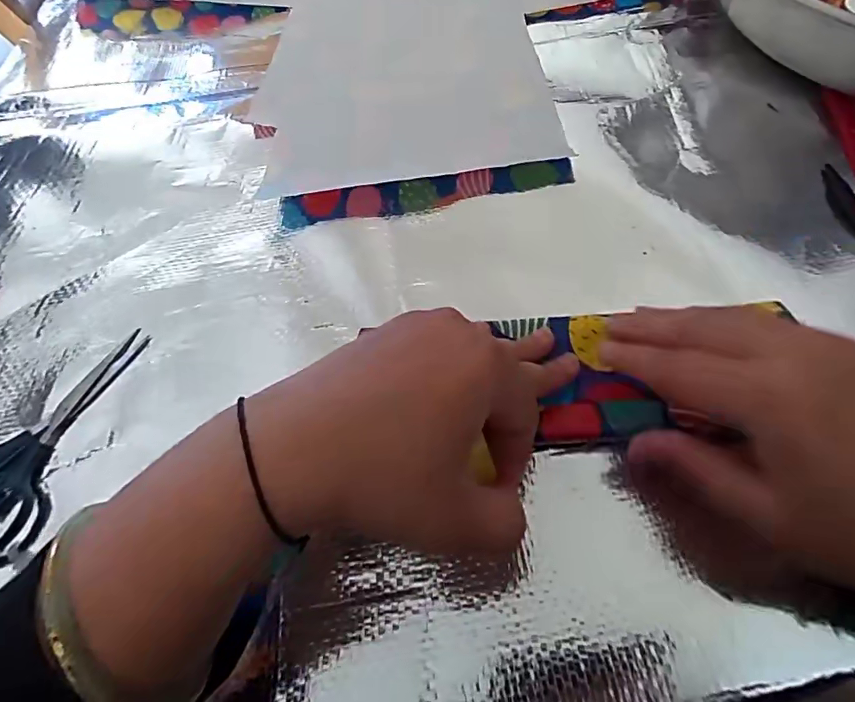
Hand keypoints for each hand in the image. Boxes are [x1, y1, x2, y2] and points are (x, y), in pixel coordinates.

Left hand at [247, 309, 578, 554]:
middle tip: (566, 356)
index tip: (496, 491)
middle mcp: (460, 335)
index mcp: (486, 369)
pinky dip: (449, 357)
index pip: (524, 414)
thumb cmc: (382, 478)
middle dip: (540, 366)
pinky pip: (434, 341)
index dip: (517, 458)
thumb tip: (512, 518)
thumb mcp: (452, 521)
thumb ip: (503, 526)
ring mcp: (420, 327)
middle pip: (511, 358)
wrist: (288, 449)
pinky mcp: (385, 332)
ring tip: (518, 348)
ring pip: (472, 344)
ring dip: (496, 357)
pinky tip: (446, 363)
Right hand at [604, 307, 854, 654]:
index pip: (682, 369)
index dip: (636, 359)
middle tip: (611, 323)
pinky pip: (772, 322)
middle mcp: (791, 352)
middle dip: (653, 327)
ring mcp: (822, 342)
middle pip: (704, 329)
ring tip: (650, 319)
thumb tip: (635, 445)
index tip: (597, 347)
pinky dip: (731, 321)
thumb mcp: (770, 520)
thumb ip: (697, 473)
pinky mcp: (846, 345)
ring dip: (689, 317)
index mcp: (768, 398)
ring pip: (738, 317)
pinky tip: (717, 329)